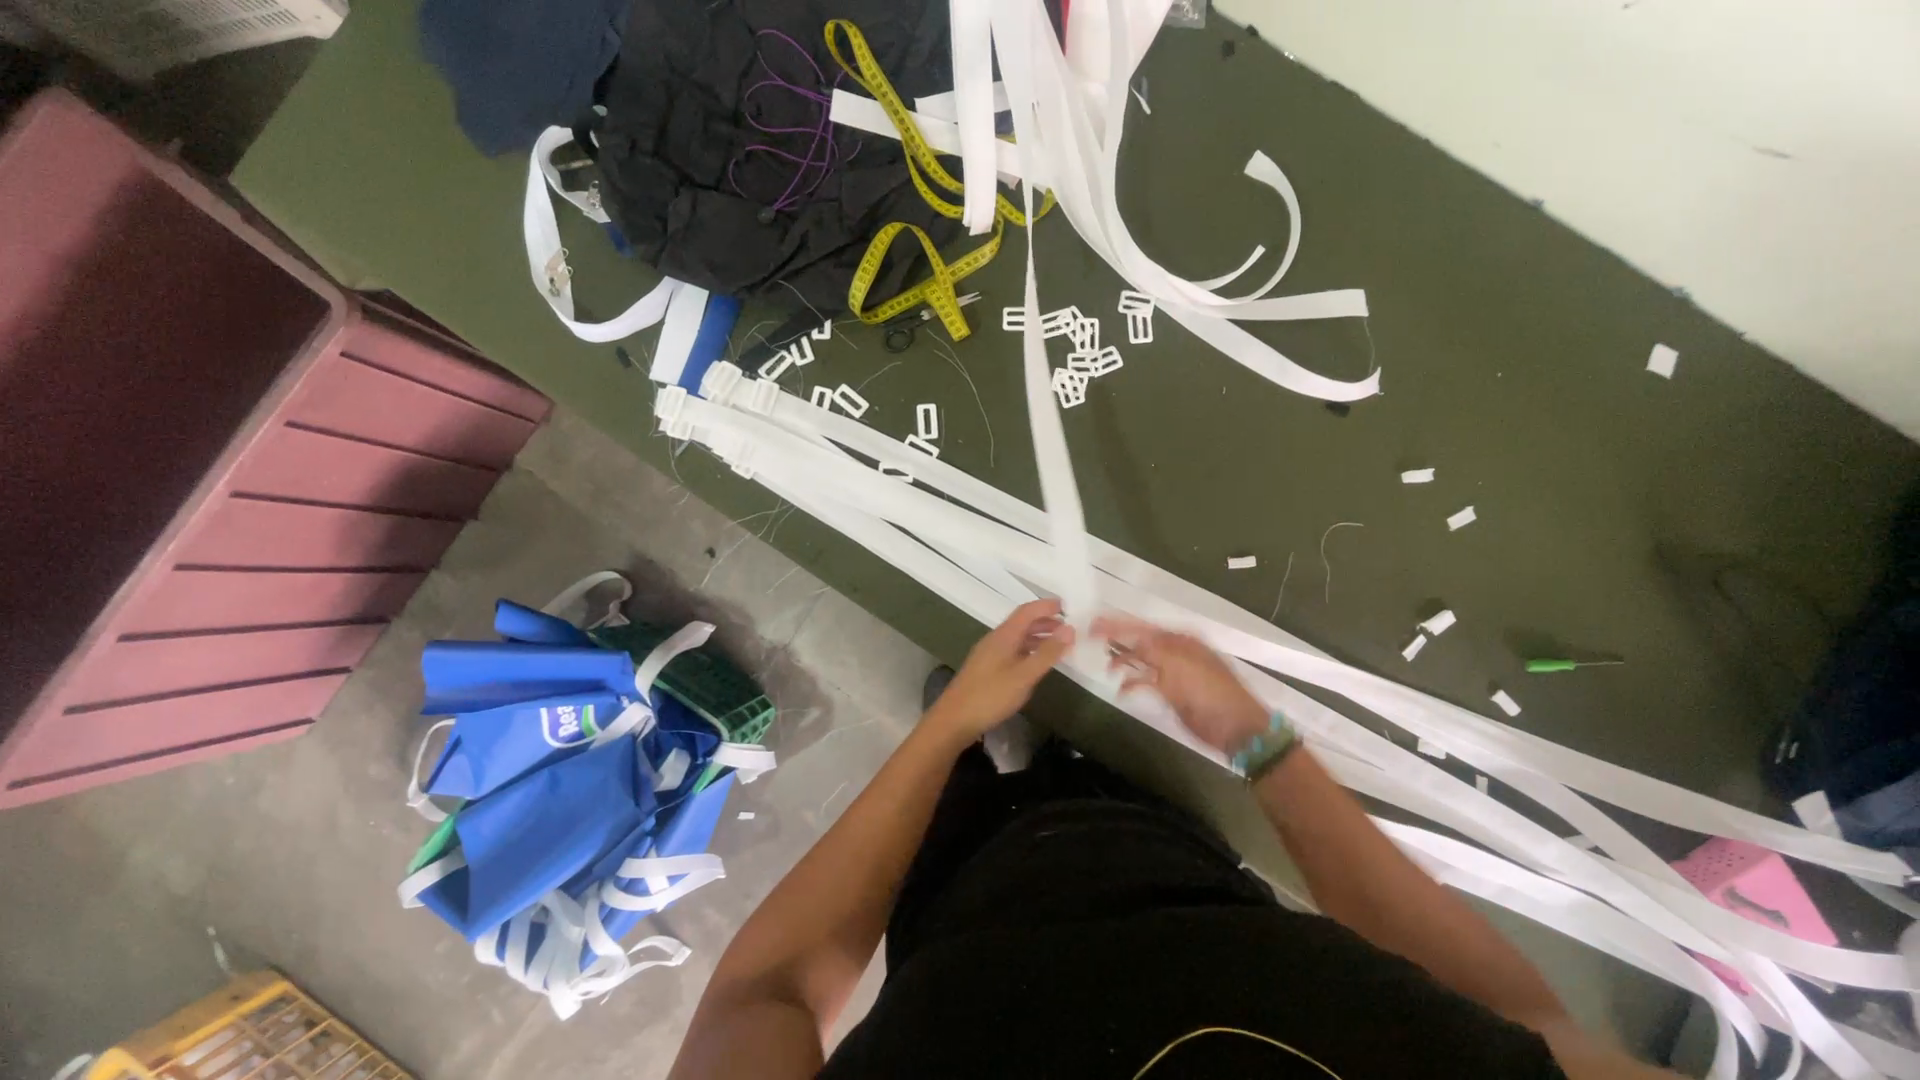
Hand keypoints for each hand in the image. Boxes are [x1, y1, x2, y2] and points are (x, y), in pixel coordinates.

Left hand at [924, 599, 1074, 742]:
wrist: (954, 719)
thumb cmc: (991, 696)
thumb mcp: (1024, 675)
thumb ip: (1048, 653)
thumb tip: (1070, 628)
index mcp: (1003, 636)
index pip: (1027, 611)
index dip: (1046, 606)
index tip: (1067, 605)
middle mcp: (994, 639)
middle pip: (1022, 623)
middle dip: (1045, 622)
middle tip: (1067, 628)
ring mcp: (988, 654)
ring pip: (1016, 638)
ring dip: (1037, 637)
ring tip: (1057, 646)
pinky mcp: (985, 668)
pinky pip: (1011, 650)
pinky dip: (1028, 650)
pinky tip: (1035, 664)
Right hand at [1092, 615, 1267, 753]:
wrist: (1237, 729)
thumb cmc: (1212, 694)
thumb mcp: (1182, 667)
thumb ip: (1155, 650)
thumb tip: (1131, 637)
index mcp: (1180, 640)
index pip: (1142, 626)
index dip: (1118, 623)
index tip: (1093, 623)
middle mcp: (1175, 651)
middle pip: (1139, 640)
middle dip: (1116, 637)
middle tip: (1090, 634)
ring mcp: (1173, 673)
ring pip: (1142, 660)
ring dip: (1123, 660)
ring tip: (1105, 664)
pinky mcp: (1171, 693)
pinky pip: (1146, 682)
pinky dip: (1132, 684)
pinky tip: (1121, 689)